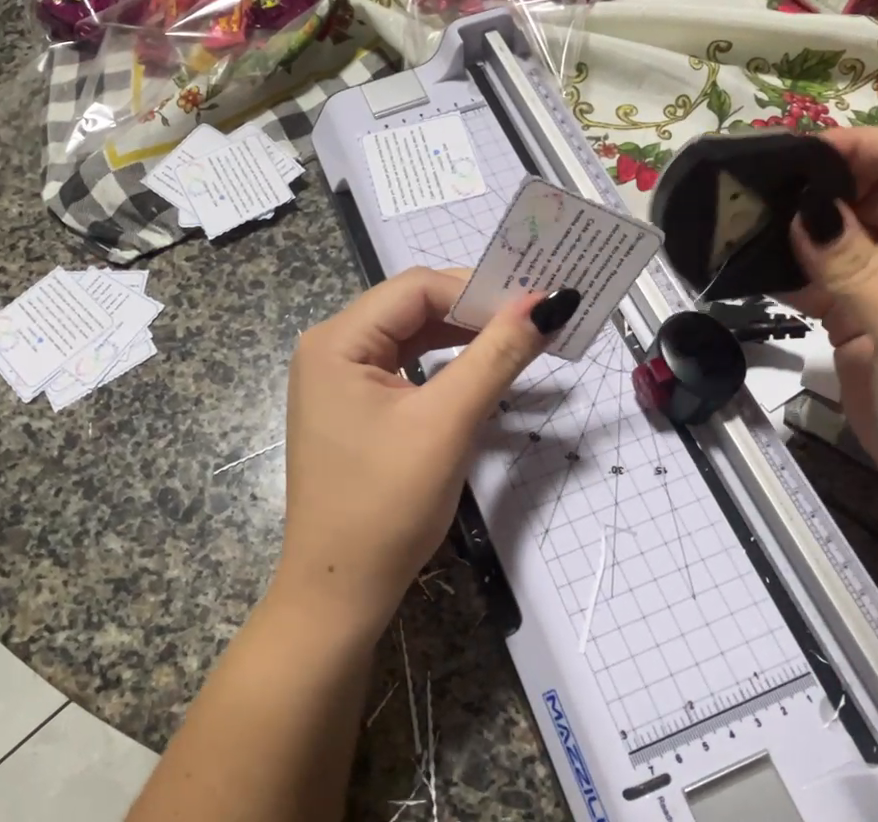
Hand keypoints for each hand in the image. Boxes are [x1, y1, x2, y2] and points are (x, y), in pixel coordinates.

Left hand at [275, 268, 570, 636]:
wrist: (341, 589)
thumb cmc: (387, 504)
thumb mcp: (447, 423)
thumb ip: (496, 356)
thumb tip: (546, 302)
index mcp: (336, 341)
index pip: (416, 288)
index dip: (478, 290)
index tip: (536, 305)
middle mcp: (330, 349)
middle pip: (412, 307)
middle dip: (474, 312)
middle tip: (535, 322)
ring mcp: (338, 380)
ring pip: (412, 336)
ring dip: (465, 338)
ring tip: (520, 341)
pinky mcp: (353, 407)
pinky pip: (406, 367)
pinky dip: (446, 366)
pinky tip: (481, 371)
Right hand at [783, 128, 877, 516]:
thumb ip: (861, 273)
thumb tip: (802, 209)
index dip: (860, 148)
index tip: (793, 152)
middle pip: (871, 192)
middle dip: (816, 184)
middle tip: (747, 185)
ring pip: (838, 233)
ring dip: (794, 225)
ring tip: (736, 217)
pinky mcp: (860, 317)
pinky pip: (819, 276)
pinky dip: (785, 268)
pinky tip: (747, 261)